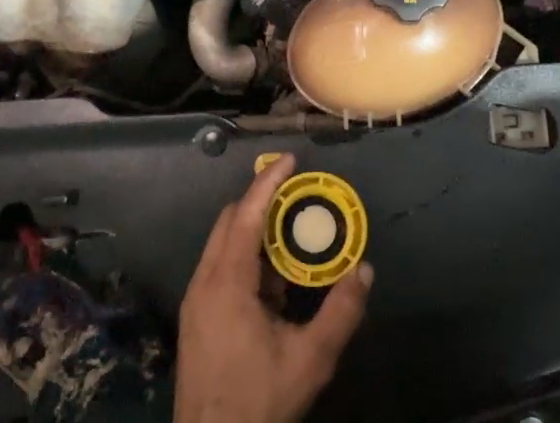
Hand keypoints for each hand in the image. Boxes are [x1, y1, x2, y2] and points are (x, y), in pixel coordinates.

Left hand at [175, 154, 373, 422]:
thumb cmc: (260, 399)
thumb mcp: (311, 359)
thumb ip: (341, 312)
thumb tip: (364, 269)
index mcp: (226, 284)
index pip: (245, 215)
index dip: (268, 182)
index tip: (291, 159)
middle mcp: (204, 283)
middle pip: (230, 223)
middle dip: (263, 203)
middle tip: (301, 198)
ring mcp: (195, 302)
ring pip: (224, 247)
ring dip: (257, 235)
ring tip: (296, 241)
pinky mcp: (197, 320)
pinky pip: (221, 271)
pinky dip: (248, 261)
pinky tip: (277, 286)